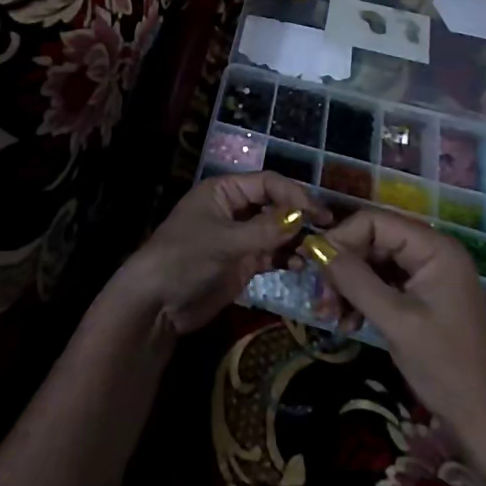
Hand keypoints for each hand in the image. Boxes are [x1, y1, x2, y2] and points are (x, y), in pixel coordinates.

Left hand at [116, 172, 328, 336]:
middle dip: (299, 216)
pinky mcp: (243, 262)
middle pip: (275, 205)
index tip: (319, 214)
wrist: (157, 302)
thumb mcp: (224, 241)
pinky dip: (287, 257)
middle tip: (328, 232)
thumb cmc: (184, 258)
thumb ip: (264, 230)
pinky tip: (299, 265)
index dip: (294, 195)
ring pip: (277, 230)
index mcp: (223, 191)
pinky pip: (272, 253)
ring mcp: (239, 237)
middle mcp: (233, 209)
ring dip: (296, 239)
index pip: (266, 183)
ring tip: (316, 252)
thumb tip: (302, 218)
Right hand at [306, 209, 485, 431]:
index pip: (374, 221)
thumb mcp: (394, 320)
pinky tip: (347, 323)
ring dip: (345, 286)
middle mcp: (431, 252)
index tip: (316, 268)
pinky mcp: (418, 295)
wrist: (480, 416)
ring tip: (329, 316)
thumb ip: (354, 279)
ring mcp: (425, 274)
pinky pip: (377, 282)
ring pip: (369, 262)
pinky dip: (358, 299)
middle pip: (369, 240)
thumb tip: (315, 248)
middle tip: (320, 298)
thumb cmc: (444, 365)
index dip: (340, 239)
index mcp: (435, 249)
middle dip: (341, 267)